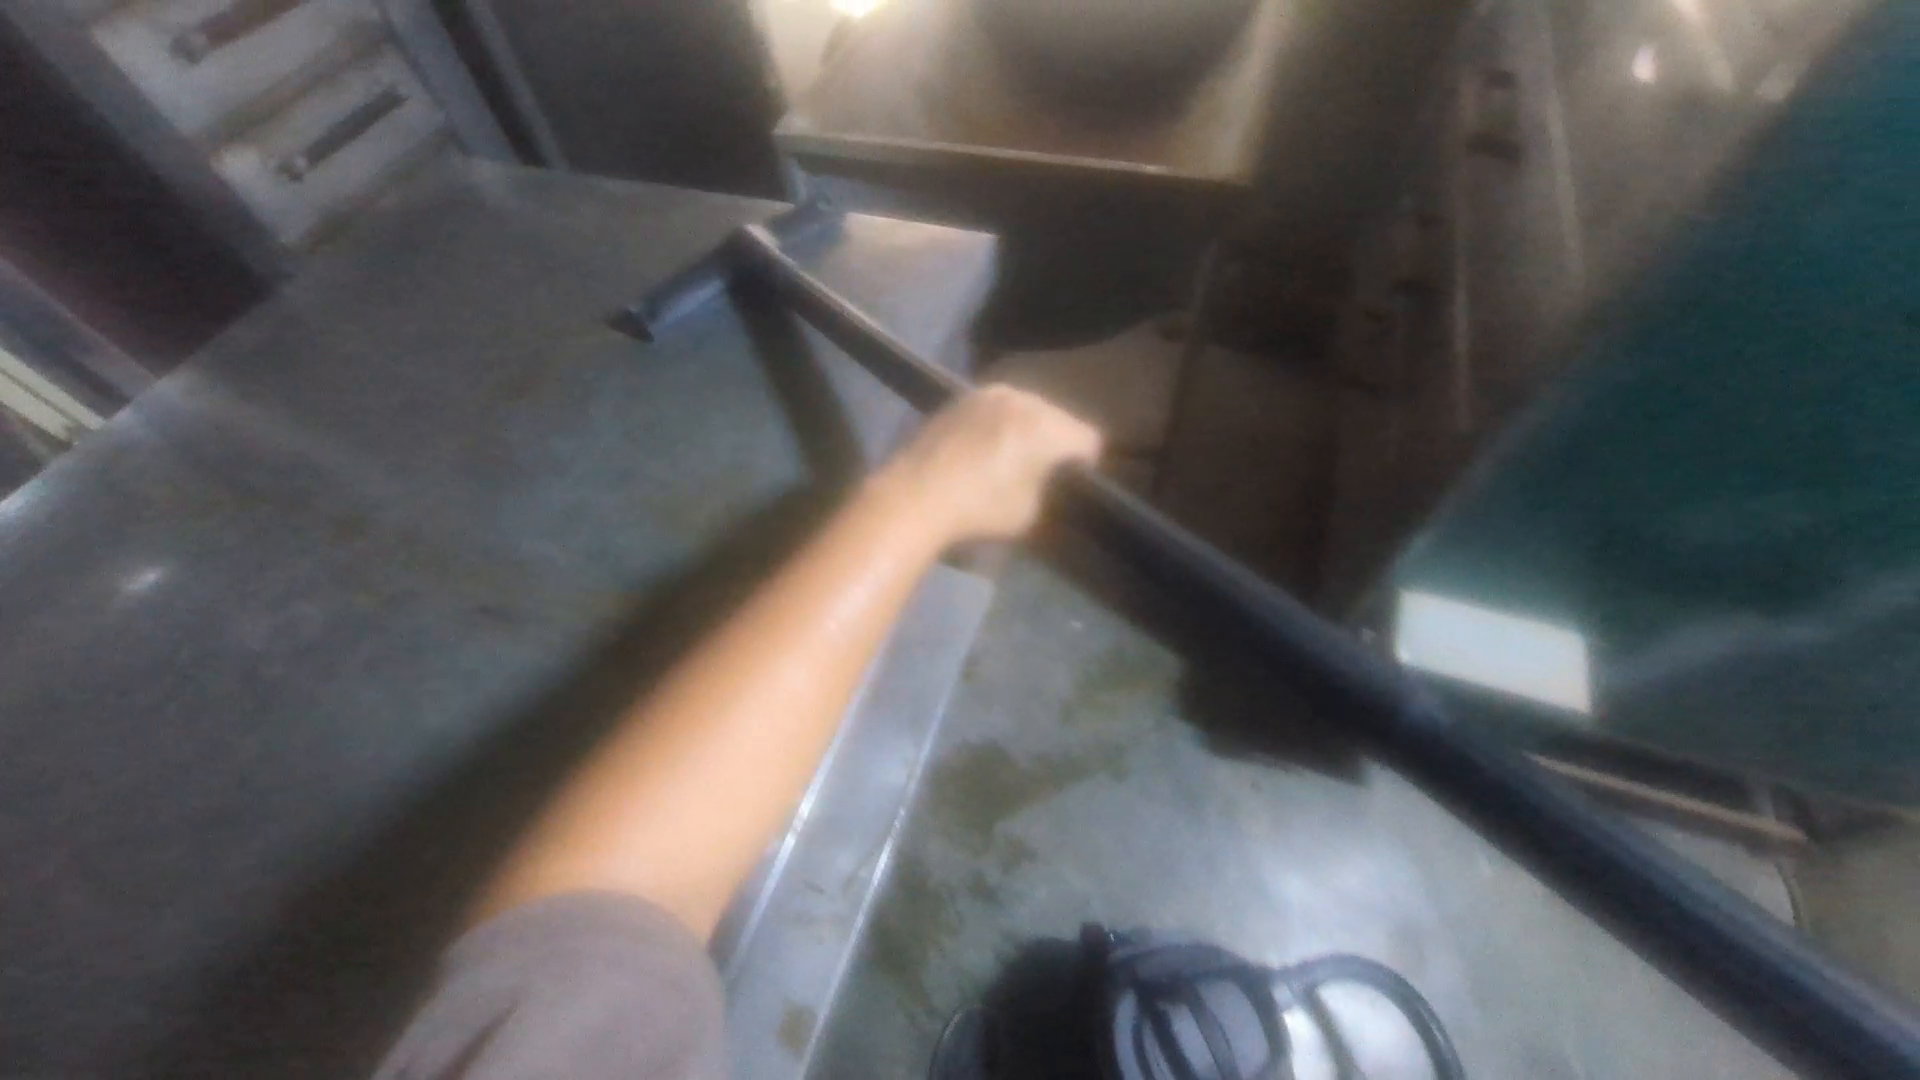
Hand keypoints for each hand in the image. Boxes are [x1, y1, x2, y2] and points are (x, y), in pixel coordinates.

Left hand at [876, 385, 1102, 545]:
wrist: (913, 495)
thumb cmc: (980, 508)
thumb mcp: (1028, 513)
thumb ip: (1047, 491)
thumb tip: (1046, 481)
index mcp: (1047, 426)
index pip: (1088, 439)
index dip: (1090, 462)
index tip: (1083, 480)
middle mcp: (1023, 399)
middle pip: (1057, 418)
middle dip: (1059, 440)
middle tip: (1052, 469)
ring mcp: (987, 394)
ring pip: (1025, 408)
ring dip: (1028, 428)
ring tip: (1019, 456)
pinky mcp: (959, 400)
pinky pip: (995, 409)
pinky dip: (999, 425)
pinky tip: (988, 448)